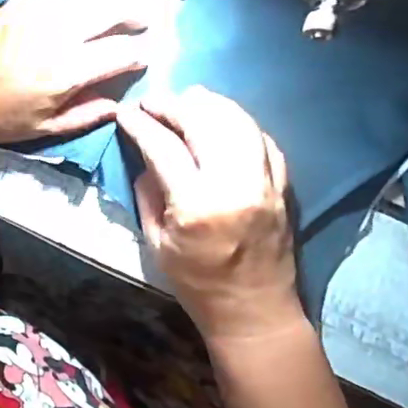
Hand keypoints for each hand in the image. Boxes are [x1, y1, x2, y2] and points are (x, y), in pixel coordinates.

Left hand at [0, 0, 157, 145]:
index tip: (147, 54)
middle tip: (147, 18)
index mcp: (64, 72)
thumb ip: (82, 116)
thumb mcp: (39, 128)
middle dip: (138, 10)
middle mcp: (56, 34)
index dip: (141, 52)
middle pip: (113, 7)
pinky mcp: (18, 0)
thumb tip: (117, 104)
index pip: (120, 52)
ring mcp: (36, 11)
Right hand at [117, 87, 304, 345]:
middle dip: (175, 105)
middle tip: (153, 101)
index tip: (125, 112)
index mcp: (197, 205)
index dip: (141, 125)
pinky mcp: (282, 187)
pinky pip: (263, 141)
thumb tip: (144, 158)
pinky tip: (222, 119)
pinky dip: (240, 123)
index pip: (165, 147)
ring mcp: (264, 184)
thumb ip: (149, 195)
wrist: (254, 310)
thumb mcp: (155, 243)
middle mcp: (235, 187)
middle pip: (206, 124)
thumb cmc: (195, 282)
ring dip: (211, 105)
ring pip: (240, 124)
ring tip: (187, 98)